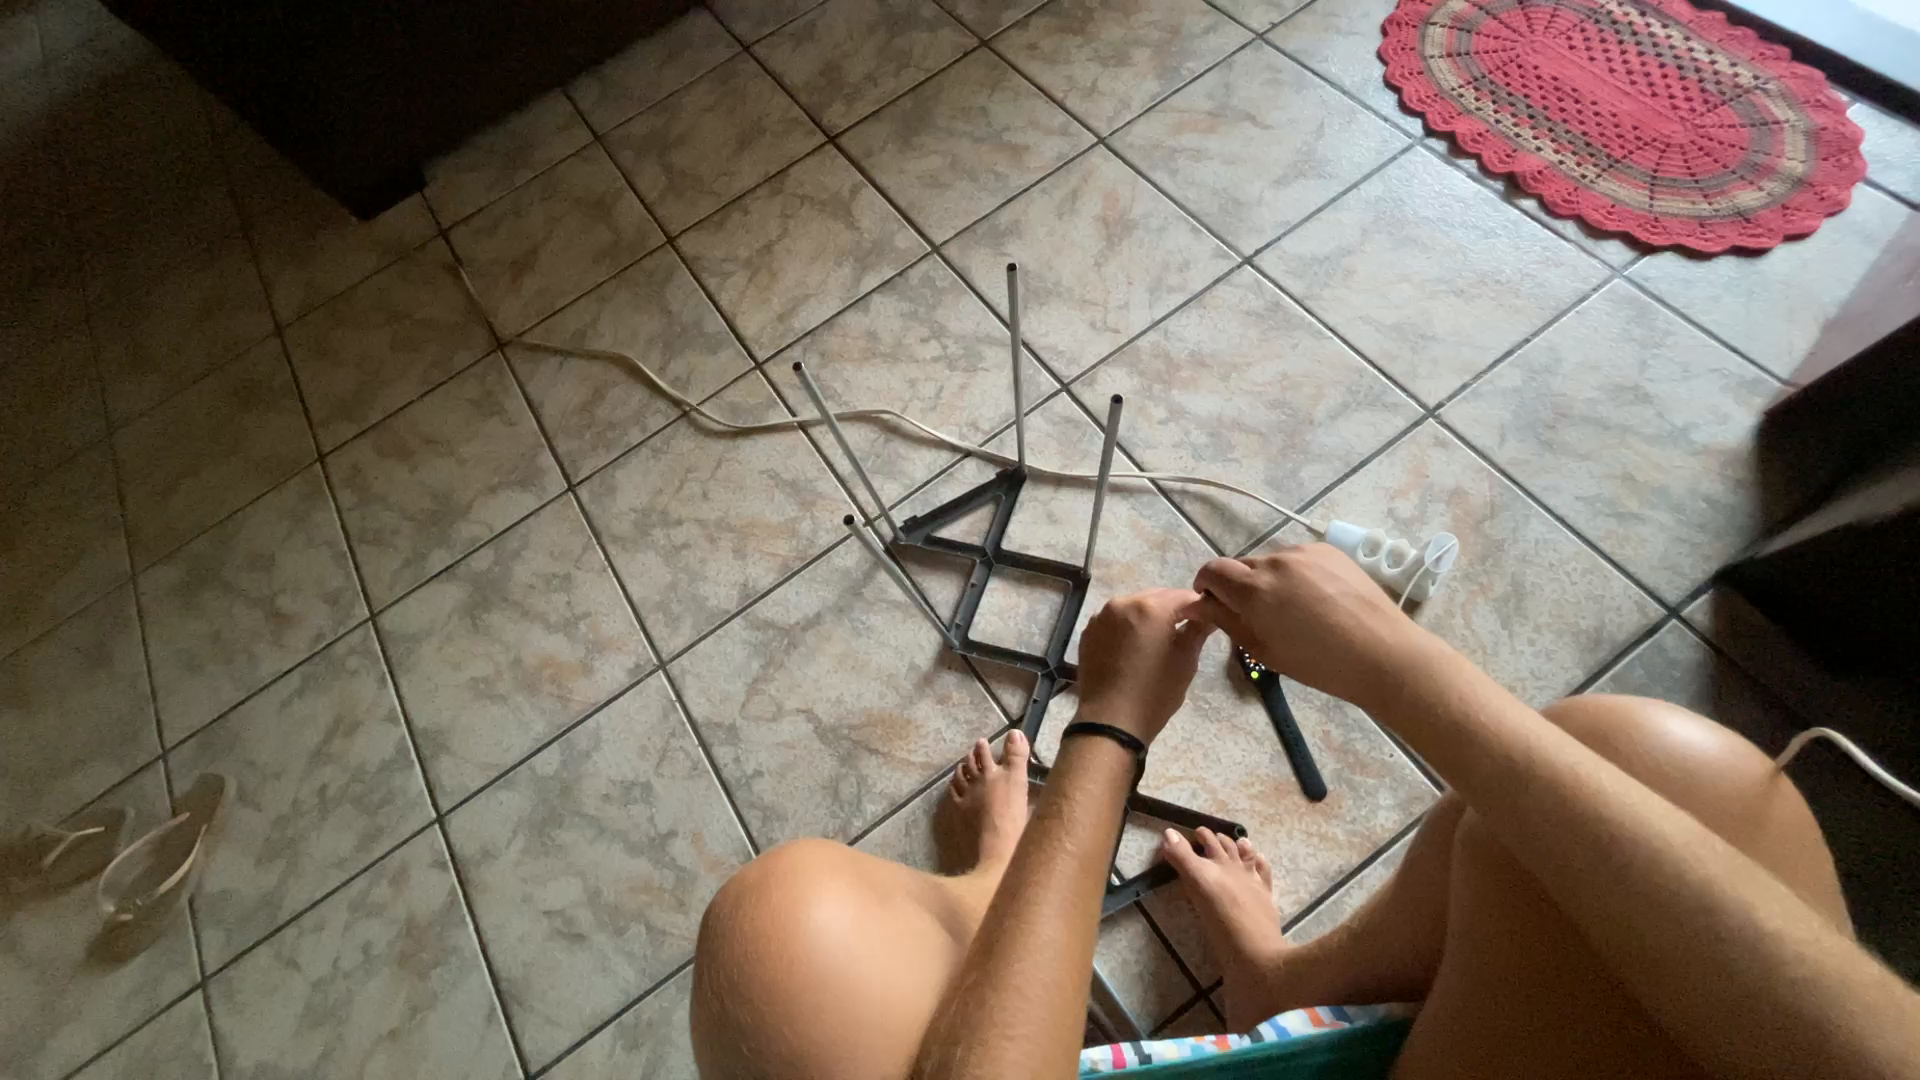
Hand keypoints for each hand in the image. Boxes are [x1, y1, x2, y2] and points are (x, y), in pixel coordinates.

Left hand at [1074, 588, 1215, 744]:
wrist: (1110, 720)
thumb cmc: (1155, 692)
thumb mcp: (1185, 662)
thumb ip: (1197, 632)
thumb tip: (1208, 617)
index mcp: (1150, 608)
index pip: (1183, 597)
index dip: (1200, 607)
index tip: (1210, 620)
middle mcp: (1122, 603)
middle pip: (1157, 597)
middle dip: (1174, 609)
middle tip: (1188, 629)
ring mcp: (1101, 616)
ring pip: (1135, 606)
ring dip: (1150, 615)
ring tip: (1161, 638)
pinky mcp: (1089, 631)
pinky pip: (1116, 619)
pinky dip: (1129, 625)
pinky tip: (1136, 646)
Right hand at [1181, 544, 1424, 707]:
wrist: (1383, 655)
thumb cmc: (1318, 663)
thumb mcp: (1262, 649)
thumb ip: (1224, 621)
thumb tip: (1195, 605)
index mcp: (1253, 589)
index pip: (1211, 570)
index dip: (1206, 585)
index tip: (1215, 604)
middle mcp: (1274, 562)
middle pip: (1240, 566)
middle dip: (1239, 585)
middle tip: (1258, 614)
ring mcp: (1303, 553)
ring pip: (1269, 562)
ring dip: (1268, 579)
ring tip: (1292, 607)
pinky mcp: (1328, 551)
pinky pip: (1297, 558)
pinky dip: (1295, 574)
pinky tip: (1315, 598)